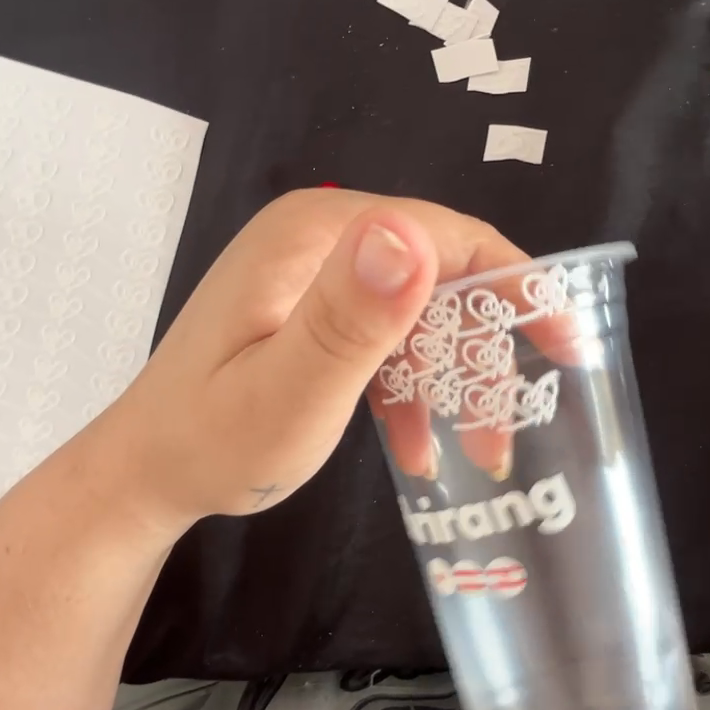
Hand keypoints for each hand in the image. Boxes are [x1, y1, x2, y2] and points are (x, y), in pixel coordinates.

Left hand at [90, 188, 535, 535]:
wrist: (146, 475)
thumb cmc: (213, 443)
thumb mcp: (290, 392)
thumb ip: (349, 318)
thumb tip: (410, 233)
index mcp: (315, 234)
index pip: (445, 235)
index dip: (515, 285)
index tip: (564, 346)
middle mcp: (318, 237)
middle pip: (437, 275)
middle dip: (483, 350)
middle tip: (509, 425)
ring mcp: (313, 273)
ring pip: (418, 311)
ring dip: (453, 377)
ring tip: (477, 450)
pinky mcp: (311, 310)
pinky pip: (385, 335)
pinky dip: (412, 385)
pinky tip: (420, 444)